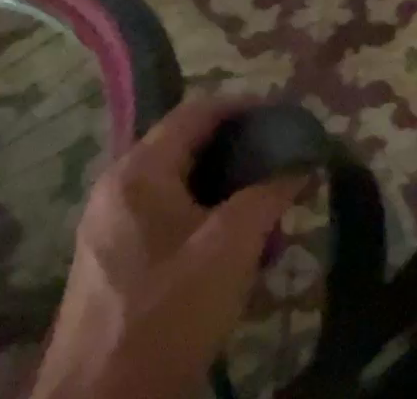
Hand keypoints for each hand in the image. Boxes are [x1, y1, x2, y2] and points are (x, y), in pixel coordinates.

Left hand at [29, 99, 308, 398]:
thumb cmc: (168, 309)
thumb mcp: (233, 243)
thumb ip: (271, 191)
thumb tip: (302, 163)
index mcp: (137, 174)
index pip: (198, 112)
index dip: (249, 107)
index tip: (293, 120)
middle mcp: (118, 191)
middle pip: (192, 147)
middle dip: (247, 152)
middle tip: (291, 164)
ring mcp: (113, 229)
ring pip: (187, 186)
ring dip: (235, 190)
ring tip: (276, 208)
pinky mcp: (119, 262)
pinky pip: (175, 217)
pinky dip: (214, 218)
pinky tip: (245, 247)